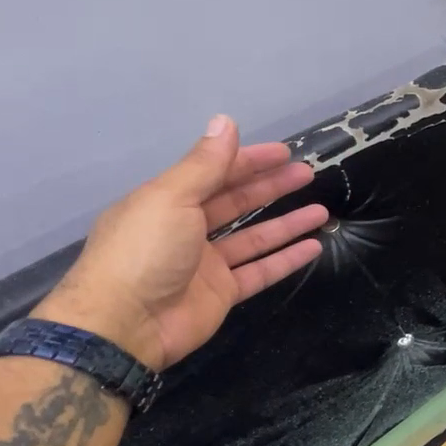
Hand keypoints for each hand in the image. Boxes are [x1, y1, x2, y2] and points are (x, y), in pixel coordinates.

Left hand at [32, 115, 328, 370]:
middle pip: (236, 203)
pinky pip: (261, 270)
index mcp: (165, 203)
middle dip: (271, 187)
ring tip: (322, 211)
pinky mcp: (222, 293)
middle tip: (307, 174)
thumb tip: (225, 122)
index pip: (214, 175)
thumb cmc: (143, 252)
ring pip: (254, 237)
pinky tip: (314, 247)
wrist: (123, 324)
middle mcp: (185, 230)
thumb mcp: (170, 198)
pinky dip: (287, 258)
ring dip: (287, 223)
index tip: (284, 152)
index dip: (248, 161)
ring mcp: (205, 264)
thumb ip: (205, 164)